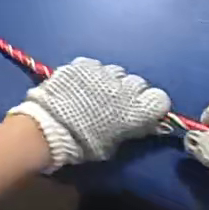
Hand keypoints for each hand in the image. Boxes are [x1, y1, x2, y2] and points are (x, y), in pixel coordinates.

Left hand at [7, 58, 170, 169]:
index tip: (142, 110)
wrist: (48, 128)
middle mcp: (123, 87)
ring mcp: (102, 73)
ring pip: (115, 72)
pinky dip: (90, 73)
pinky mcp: (82, 64)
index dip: (151, 104)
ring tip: (94, 92)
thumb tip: (144, 124)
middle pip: (137, 83)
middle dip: (129, 92)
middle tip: (115, 102)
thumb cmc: (82, 144)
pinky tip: (80, 83)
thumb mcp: (114, 144)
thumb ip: (132, 130)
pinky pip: (94, 65)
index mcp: (136, 110)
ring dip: (109, 81)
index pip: (159, 99)